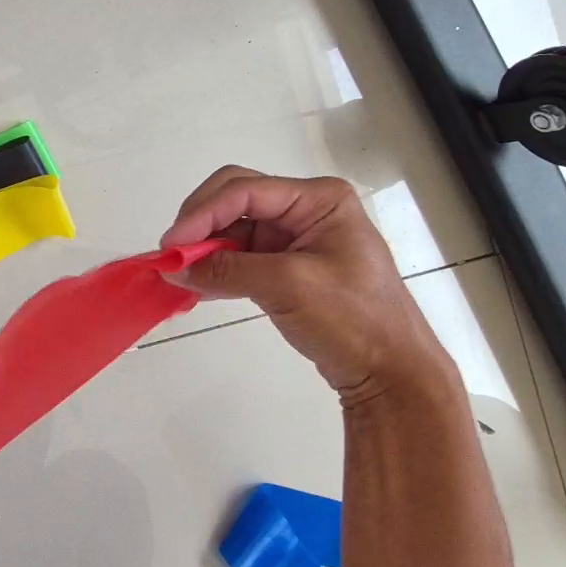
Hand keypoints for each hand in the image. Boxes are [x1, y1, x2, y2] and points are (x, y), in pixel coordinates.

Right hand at [162, 167, 454, 404]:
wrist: (394, 376)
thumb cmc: (355, 321)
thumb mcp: (288, 286)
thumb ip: (227, 271)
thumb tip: (173, 268)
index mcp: (319, 199)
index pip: (244, 190)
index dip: (202, 213)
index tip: (171, 245)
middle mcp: (306, 210)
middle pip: (234, 200)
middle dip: (200, 224)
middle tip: (172, 254)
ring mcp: (295, 237)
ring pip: (232, 228)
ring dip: (204, 249)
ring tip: (178, 272)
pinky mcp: (286, 265)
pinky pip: (239, 256)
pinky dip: (216, 268)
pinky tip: (195, 286)